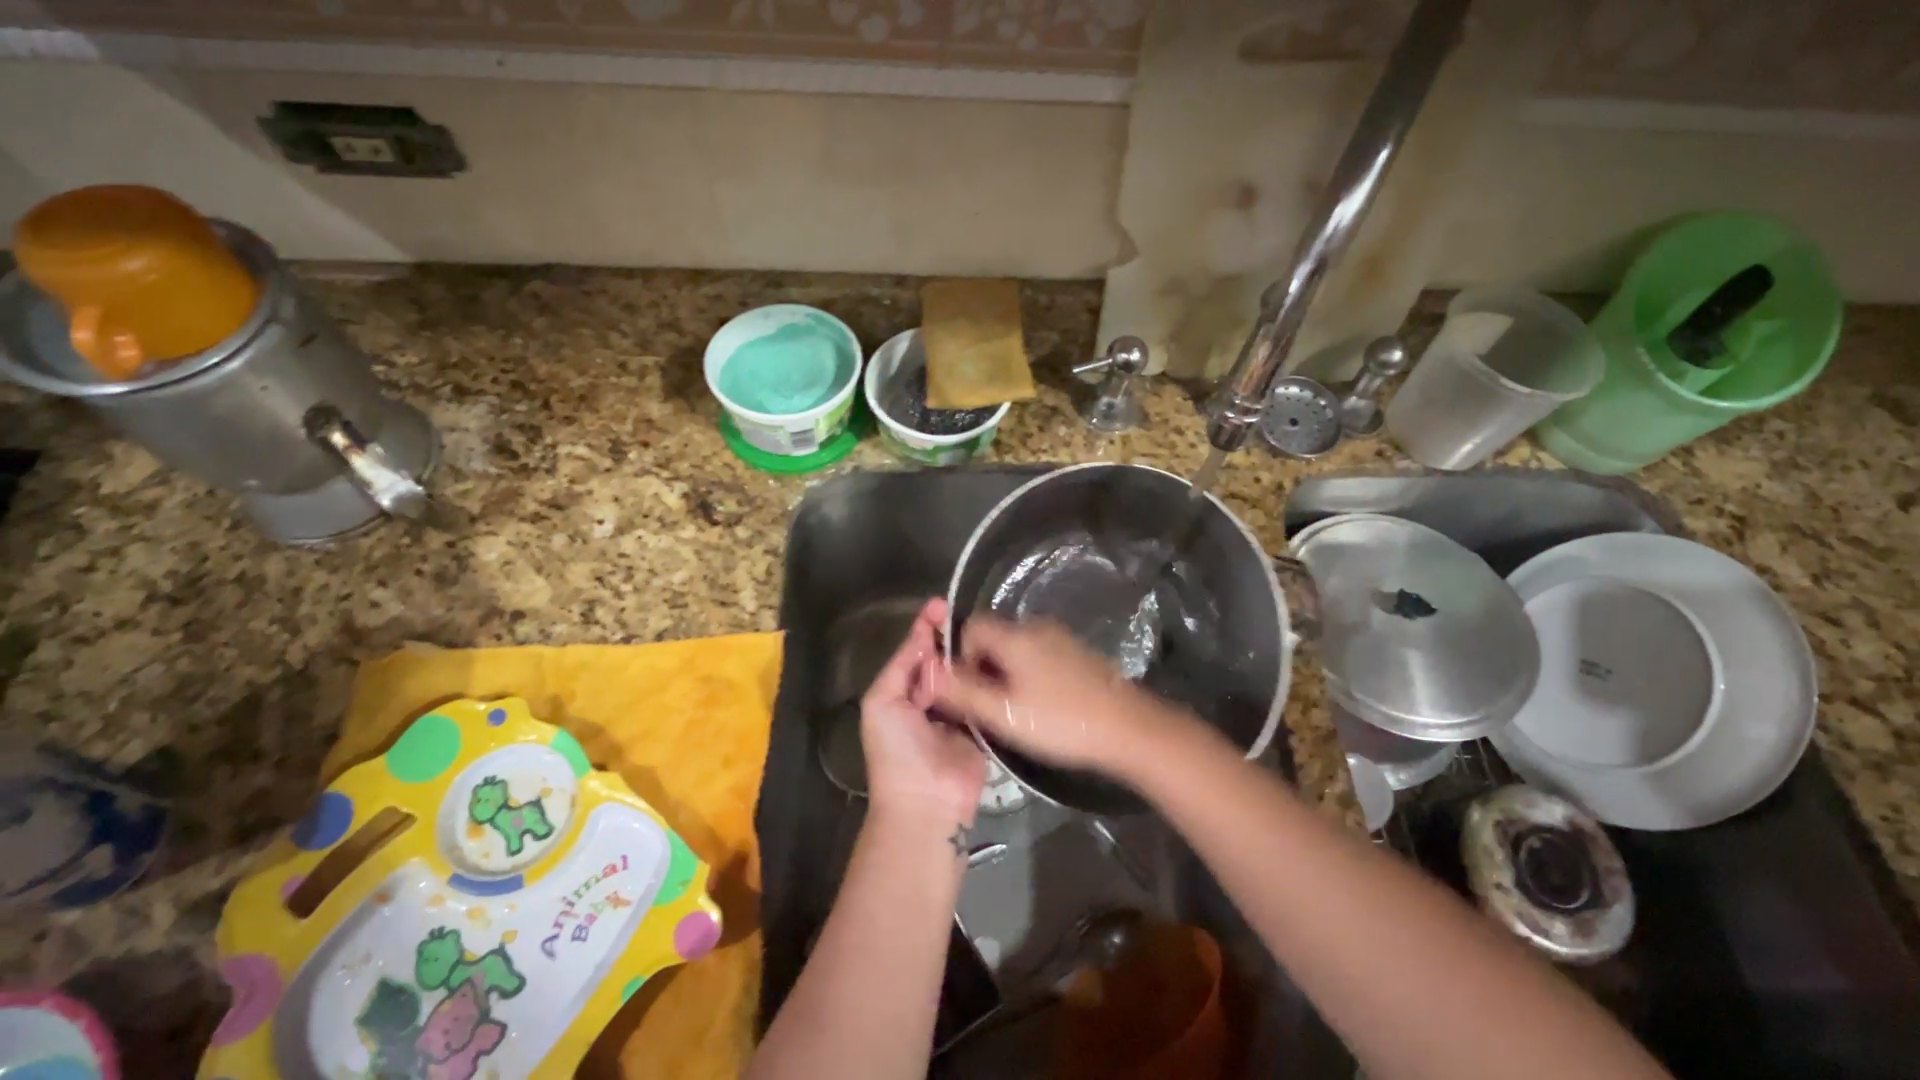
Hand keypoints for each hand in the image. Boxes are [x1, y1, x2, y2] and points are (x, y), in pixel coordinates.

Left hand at [861, 598, 986, 831]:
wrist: (926, 801)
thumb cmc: (895, 751)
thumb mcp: (882, 702)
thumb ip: (901, 666)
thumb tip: (923, 636)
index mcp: (902, 692)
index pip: (916, 652)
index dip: (927, 627)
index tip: (942, 603)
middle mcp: (930, 698)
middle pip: (943, 660)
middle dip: (952, 638)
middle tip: (970, 613)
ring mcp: (958, 712)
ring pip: (966, 674)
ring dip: (973, 655)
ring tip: (988, 628)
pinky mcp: (982, 726)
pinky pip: (986, 696)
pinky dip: (990, 679)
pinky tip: (1001, 657)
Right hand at [924, 614, 1184, 774]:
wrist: (1129, 729)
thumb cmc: (1061, 721)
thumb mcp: (1004, 714)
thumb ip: (963, 692)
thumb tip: (927, 673)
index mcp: (1015, 635)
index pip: (971, 626)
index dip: (960, 656)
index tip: (966, 690)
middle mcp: (1037, 627)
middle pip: (995, 637)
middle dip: (983, 667)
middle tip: (987, 706)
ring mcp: (1062, 639)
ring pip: (1018, 649)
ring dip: (1007, 674)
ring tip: (1013, 711)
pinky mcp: (1080, 654)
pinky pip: (1040, 657)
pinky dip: (1031, 676)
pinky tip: (1042, 707)